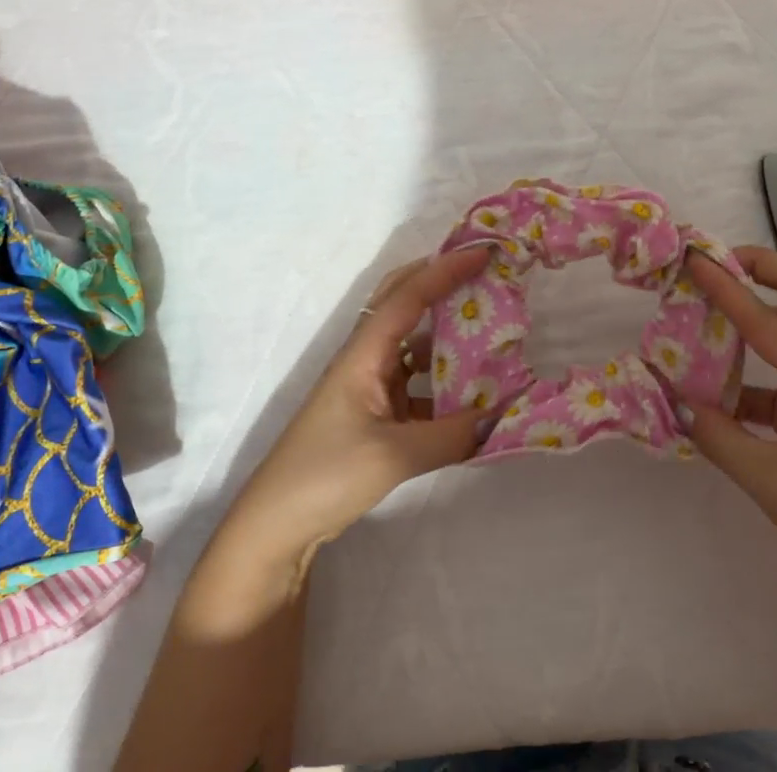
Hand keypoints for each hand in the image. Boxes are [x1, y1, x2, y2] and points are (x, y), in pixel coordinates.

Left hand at [223, 249, 493, 562]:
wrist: (277, 523)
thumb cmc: (327, 475)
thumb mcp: (395, 456)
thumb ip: (452, 435)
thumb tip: (498, 419)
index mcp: (362, 357)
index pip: (407, 297)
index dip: (445, 271)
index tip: (484, 253)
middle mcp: (365, 363)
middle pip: (403, 307)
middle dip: (441, 285)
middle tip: (486, 277)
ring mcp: (368, 390)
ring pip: (413, 349)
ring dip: (447, 338)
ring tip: (491, 333)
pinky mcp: (374, 419)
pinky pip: (416, 387)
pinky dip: (444, 384)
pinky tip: (472, 395)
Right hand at [685, 246, 776, 605]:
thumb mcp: (767, 480)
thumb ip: (717, 435)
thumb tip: (678, 402)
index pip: (767, 319)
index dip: (725, 287)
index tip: (692, 258)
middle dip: (765, 269)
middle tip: (718, 265)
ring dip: (760, 311)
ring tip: (709, 311)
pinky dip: (755, 366)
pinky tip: (718, 386)